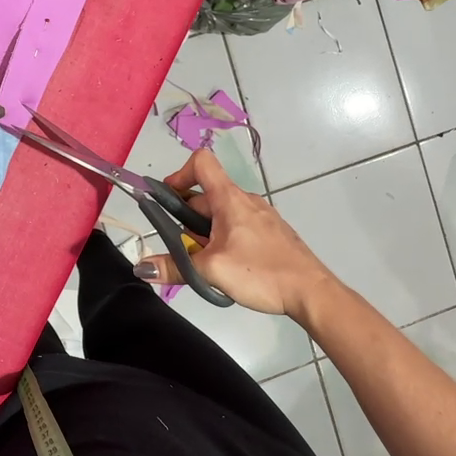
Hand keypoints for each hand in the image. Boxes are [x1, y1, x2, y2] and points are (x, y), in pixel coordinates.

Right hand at [135, 149, 338, 321]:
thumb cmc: (262, 272)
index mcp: (230, 199)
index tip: (168, 202)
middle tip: (185, 249)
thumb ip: (174, 267)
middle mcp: (245, 200)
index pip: (201, 162)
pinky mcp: (272, 233)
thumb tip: (141, 268)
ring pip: (221, 215)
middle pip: (206, 196)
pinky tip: (231, 267)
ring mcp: (261, 216)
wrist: (313, 293)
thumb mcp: (211, 270)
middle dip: (188, 220)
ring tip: (207, 264)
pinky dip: (225, 240)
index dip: (179, 175)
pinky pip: (239, 227)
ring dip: (206, 233)